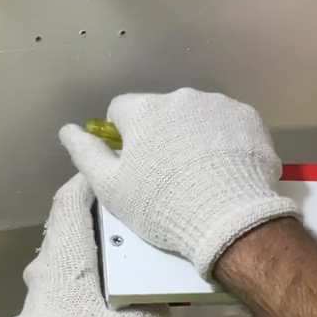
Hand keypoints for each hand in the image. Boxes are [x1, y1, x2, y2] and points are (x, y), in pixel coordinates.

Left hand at [0, 174, 167, 316]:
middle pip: (66, 215)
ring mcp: (41, 277)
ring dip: (87, 231)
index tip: (113, 172)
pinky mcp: (41, 296)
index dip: (88, 180)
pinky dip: (81, 254)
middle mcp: (50, 258)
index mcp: (69, 254)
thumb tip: (166, 298)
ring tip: (122, 238)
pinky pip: (62, 260)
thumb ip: (152, 310)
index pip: (70, 198)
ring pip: (63, 239)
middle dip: (94, 205)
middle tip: (128, 206)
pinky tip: (105, 273)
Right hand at [59, 88, 297, 276]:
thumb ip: (85, 153)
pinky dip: (224, 141)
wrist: (228, 219)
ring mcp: (218, 105)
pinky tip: (226, 169)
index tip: (134, 165)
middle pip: (161, 113)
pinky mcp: (248, 119)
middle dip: (160, 136)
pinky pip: (228, 125)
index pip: (121, 111)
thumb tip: (68, 130)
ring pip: (196, 117)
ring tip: (201, 175)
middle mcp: (180, 97)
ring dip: (193, 136)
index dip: (123, 137)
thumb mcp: (110, 187)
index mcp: (144, 109)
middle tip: (169, 176)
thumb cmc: (161, 205)